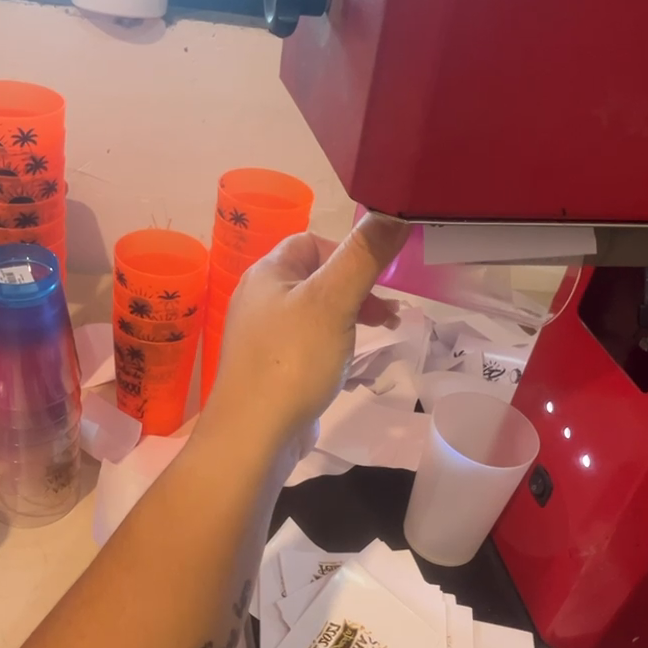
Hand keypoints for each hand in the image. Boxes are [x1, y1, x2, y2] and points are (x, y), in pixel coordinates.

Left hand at [201, 212, 410, 467]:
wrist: (253, 436)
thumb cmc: (292, 360)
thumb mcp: (333, 301)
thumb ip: (363, 256)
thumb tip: (394, 211)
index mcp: (267, 273)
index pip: (311, 241)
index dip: (348, 252)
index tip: (379, 276)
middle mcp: (260, 299)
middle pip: (316, 277)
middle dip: (356, 288)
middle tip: (388, 312)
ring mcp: (263, 337)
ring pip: (315, 313)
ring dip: (349, 317)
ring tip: (379, 334)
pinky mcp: (272, 369)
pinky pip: (308, 345)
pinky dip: (333, 346)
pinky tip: (348, 364)